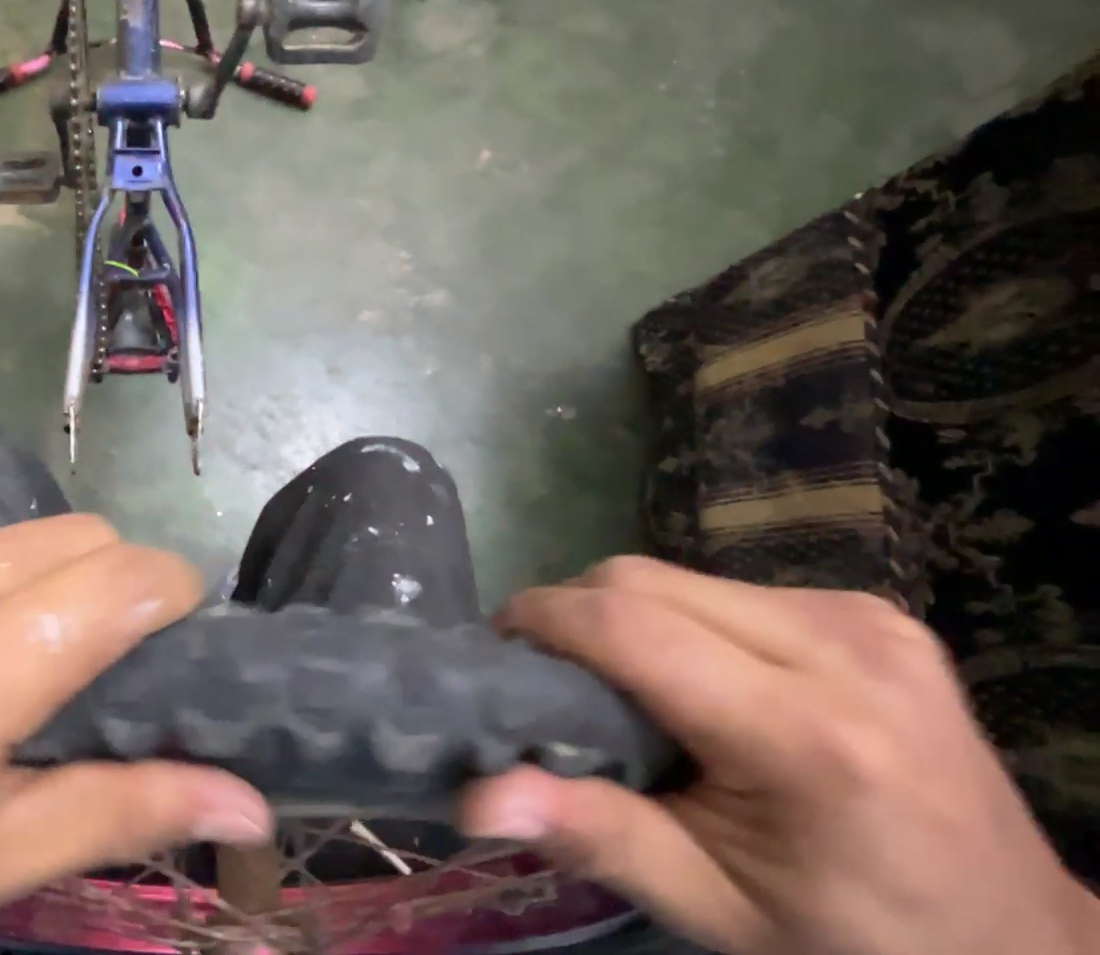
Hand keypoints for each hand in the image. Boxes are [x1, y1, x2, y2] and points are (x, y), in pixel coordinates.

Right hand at [458, 556, 1097, 954]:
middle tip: (550, 678)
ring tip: (617, 683)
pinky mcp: (868, 609)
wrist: (1018, 942)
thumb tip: (474, 798)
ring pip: (675, 574)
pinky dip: (676, 619)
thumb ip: (596, 836)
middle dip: (572, 614)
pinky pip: (722, 587)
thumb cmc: (848, 937)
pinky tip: (692, 676)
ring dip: (621, 615)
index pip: (628, 626)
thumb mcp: (713, 905)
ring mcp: (863, 617)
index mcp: (806, 734)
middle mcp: (841, 647)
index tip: (498, 652)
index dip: (541, 619)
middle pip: (642, 581)